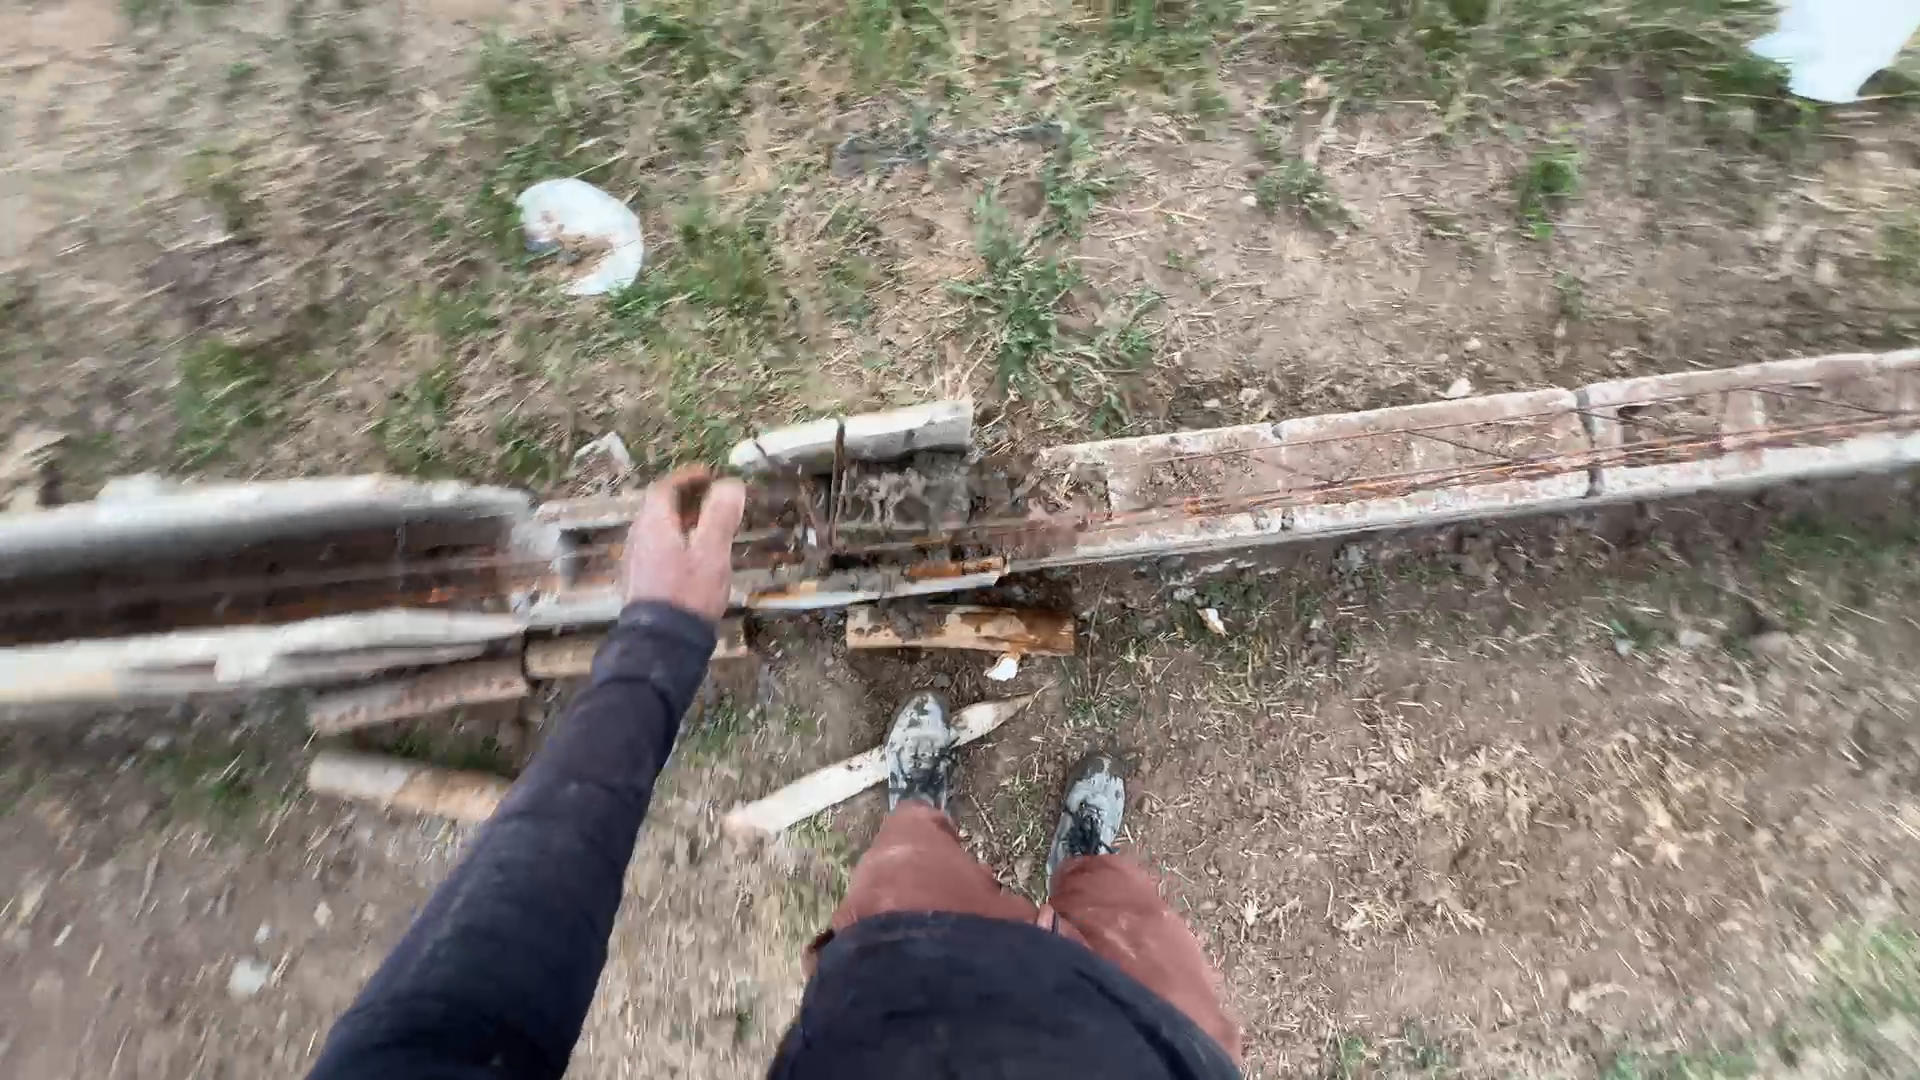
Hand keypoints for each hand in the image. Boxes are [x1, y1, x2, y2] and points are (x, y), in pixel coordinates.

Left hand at [620, 466, 746, 621]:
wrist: (662, 642)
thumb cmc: (689, 593)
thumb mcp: (712, 553)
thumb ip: (720, 516)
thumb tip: (731, 484)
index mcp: (654, 526)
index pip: (664, 489)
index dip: (686, 478)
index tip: (708, 475)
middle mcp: (638, 539)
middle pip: (658, 508)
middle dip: (685, 499)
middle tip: (712, 500)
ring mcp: (635, 561)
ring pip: (657, 530)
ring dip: (681, 521)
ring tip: (707, 528)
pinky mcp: (639, 582)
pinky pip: (656, 549)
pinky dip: (675, 541)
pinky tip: (692, 558)